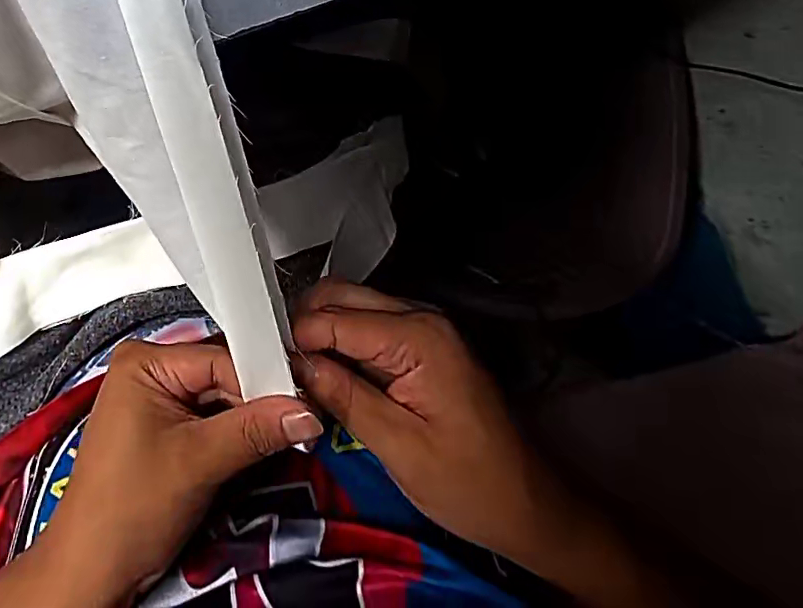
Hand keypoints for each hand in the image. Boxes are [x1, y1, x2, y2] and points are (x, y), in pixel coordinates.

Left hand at [0, 340, 321, 607]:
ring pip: (219, 396)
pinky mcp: (163, 425)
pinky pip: (208, 416)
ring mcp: (154, 398)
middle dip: (256, 401)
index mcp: (143, 361)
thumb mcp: (197, 463)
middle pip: (221, 373)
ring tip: (276, 438)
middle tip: (295, 422)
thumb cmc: (122, 513)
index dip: (262, 380)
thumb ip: (253, 431)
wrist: (92, 570)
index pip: (220, 356)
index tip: (298, 402)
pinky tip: (251, 448)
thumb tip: (301, 411)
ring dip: (247, 421)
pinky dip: (232, 434)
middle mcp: (147, 370)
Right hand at [292, 281, 681, 607]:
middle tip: (279, 364)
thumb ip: (343, 397)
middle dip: (303, 325)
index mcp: (419, 339)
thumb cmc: (475, 485)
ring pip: (350, 306)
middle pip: (340, 297)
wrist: (531, 506)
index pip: (335, 319)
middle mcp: (422, 319)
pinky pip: (367, 325)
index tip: (270, 363)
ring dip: (319, 332)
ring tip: (300, 371)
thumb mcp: (399, 448)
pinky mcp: (421, 343)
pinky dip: (339, 341)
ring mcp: (423, 328)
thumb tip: (298, 365)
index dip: (296, 339)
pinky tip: (328, 373)